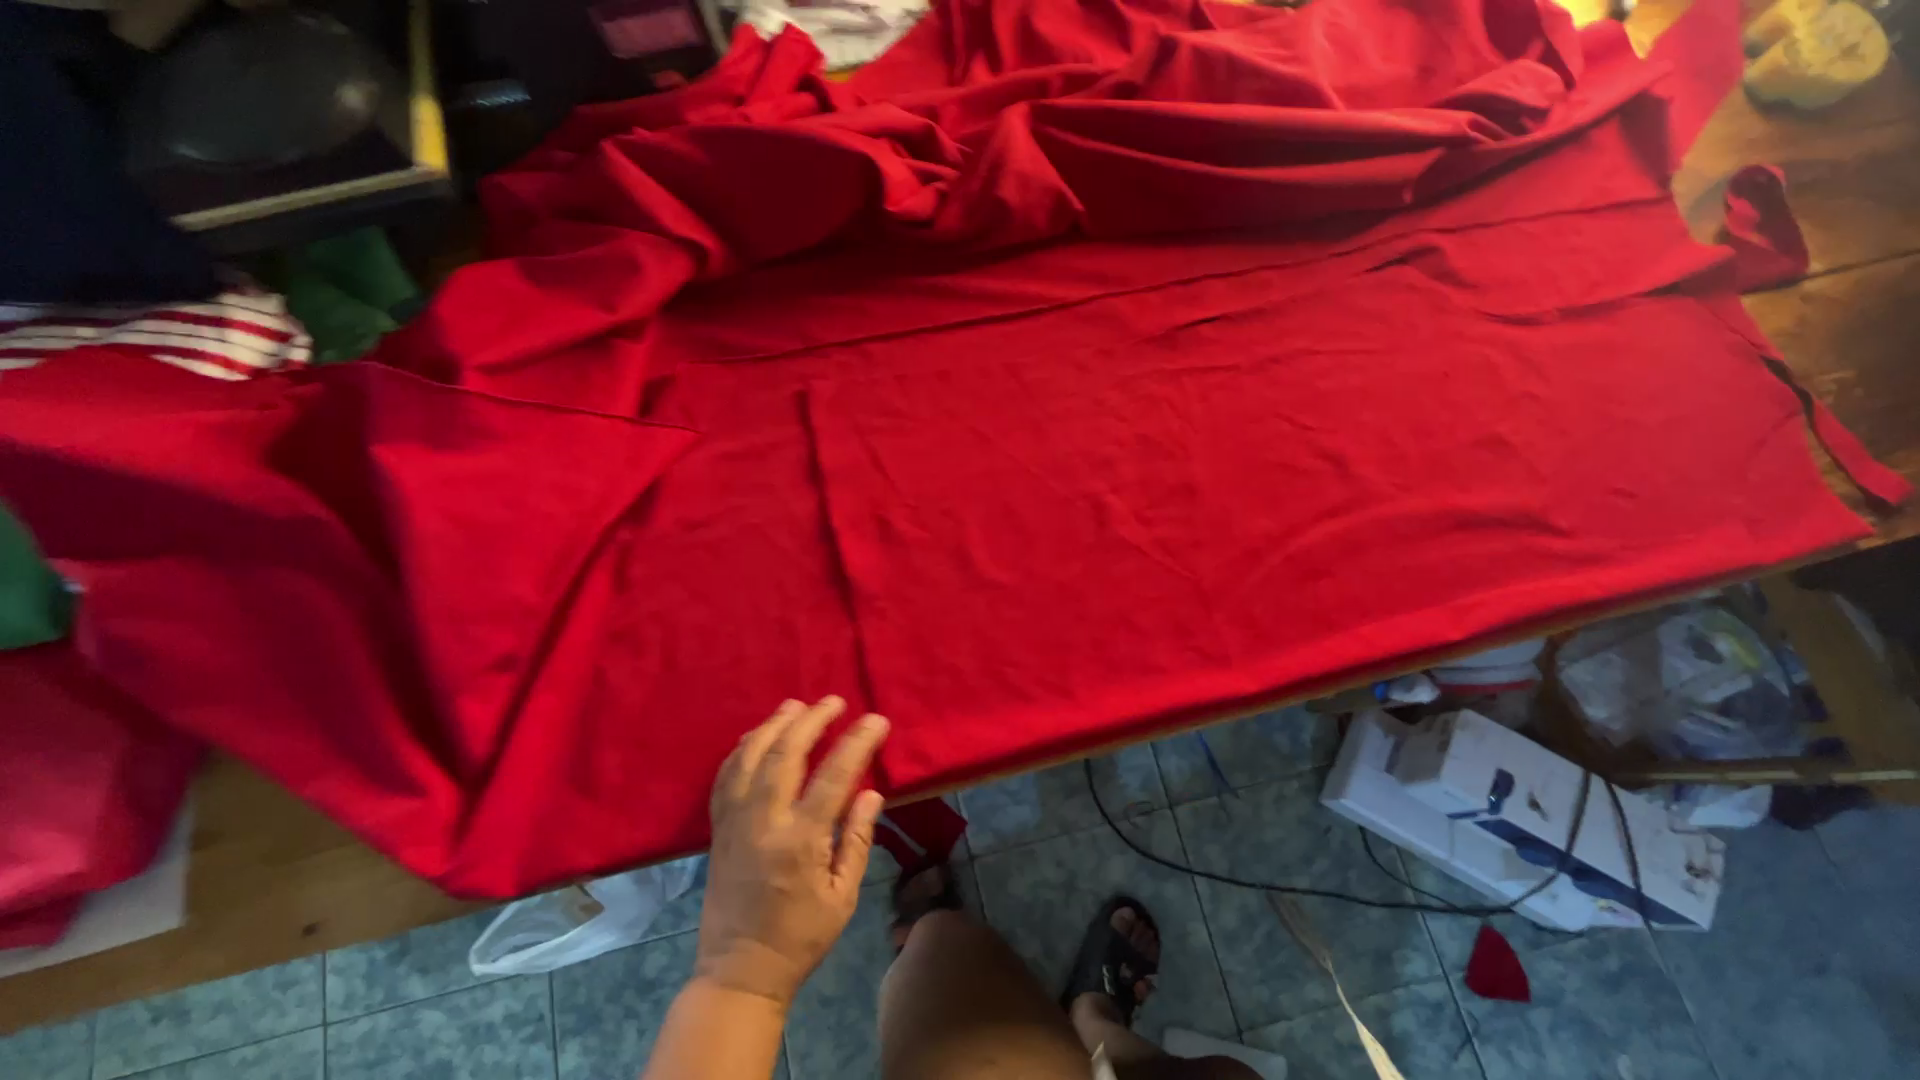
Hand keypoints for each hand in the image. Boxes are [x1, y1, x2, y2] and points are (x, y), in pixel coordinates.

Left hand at [695, 696, 889, 1007]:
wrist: (739, 969)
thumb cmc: (801, 937)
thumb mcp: (842, 897)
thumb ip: (855, 840)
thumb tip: (871, 793)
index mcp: (800, 840)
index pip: (834, 777)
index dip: (857, 743)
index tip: (876, 720)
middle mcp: (763, 821)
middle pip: (785, 754)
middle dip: (811, 721)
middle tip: (833, 701)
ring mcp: (735, 822)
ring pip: (749, 757)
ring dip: (774, 725)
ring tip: (795, 705)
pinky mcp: (718, 829)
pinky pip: (726, 777)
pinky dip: (742, 749)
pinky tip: (756, 738)